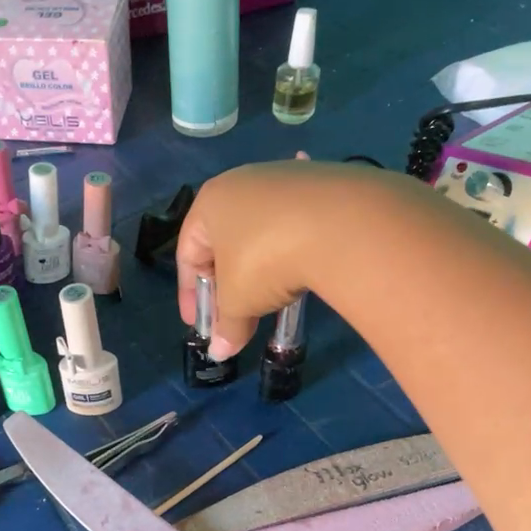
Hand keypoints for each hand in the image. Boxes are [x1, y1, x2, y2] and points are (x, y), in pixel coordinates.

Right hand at [176, 155, 417, 358]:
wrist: (342, 225)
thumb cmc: (266, 260)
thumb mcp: (239, 301)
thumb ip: (226, 326)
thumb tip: (220, 352)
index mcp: (210, 202)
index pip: (188, 253)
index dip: (191, 294)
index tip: (201, 325)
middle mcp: (243, 181)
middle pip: (225, 240)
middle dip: (227, 282)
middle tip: (235, 315)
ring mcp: (286, 178)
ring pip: (261, 229)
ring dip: (260, 264)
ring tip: (271, 294)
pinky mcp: (323, 181)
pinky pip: (297, 221)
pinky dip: (293, 245)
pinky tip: (303, 258)